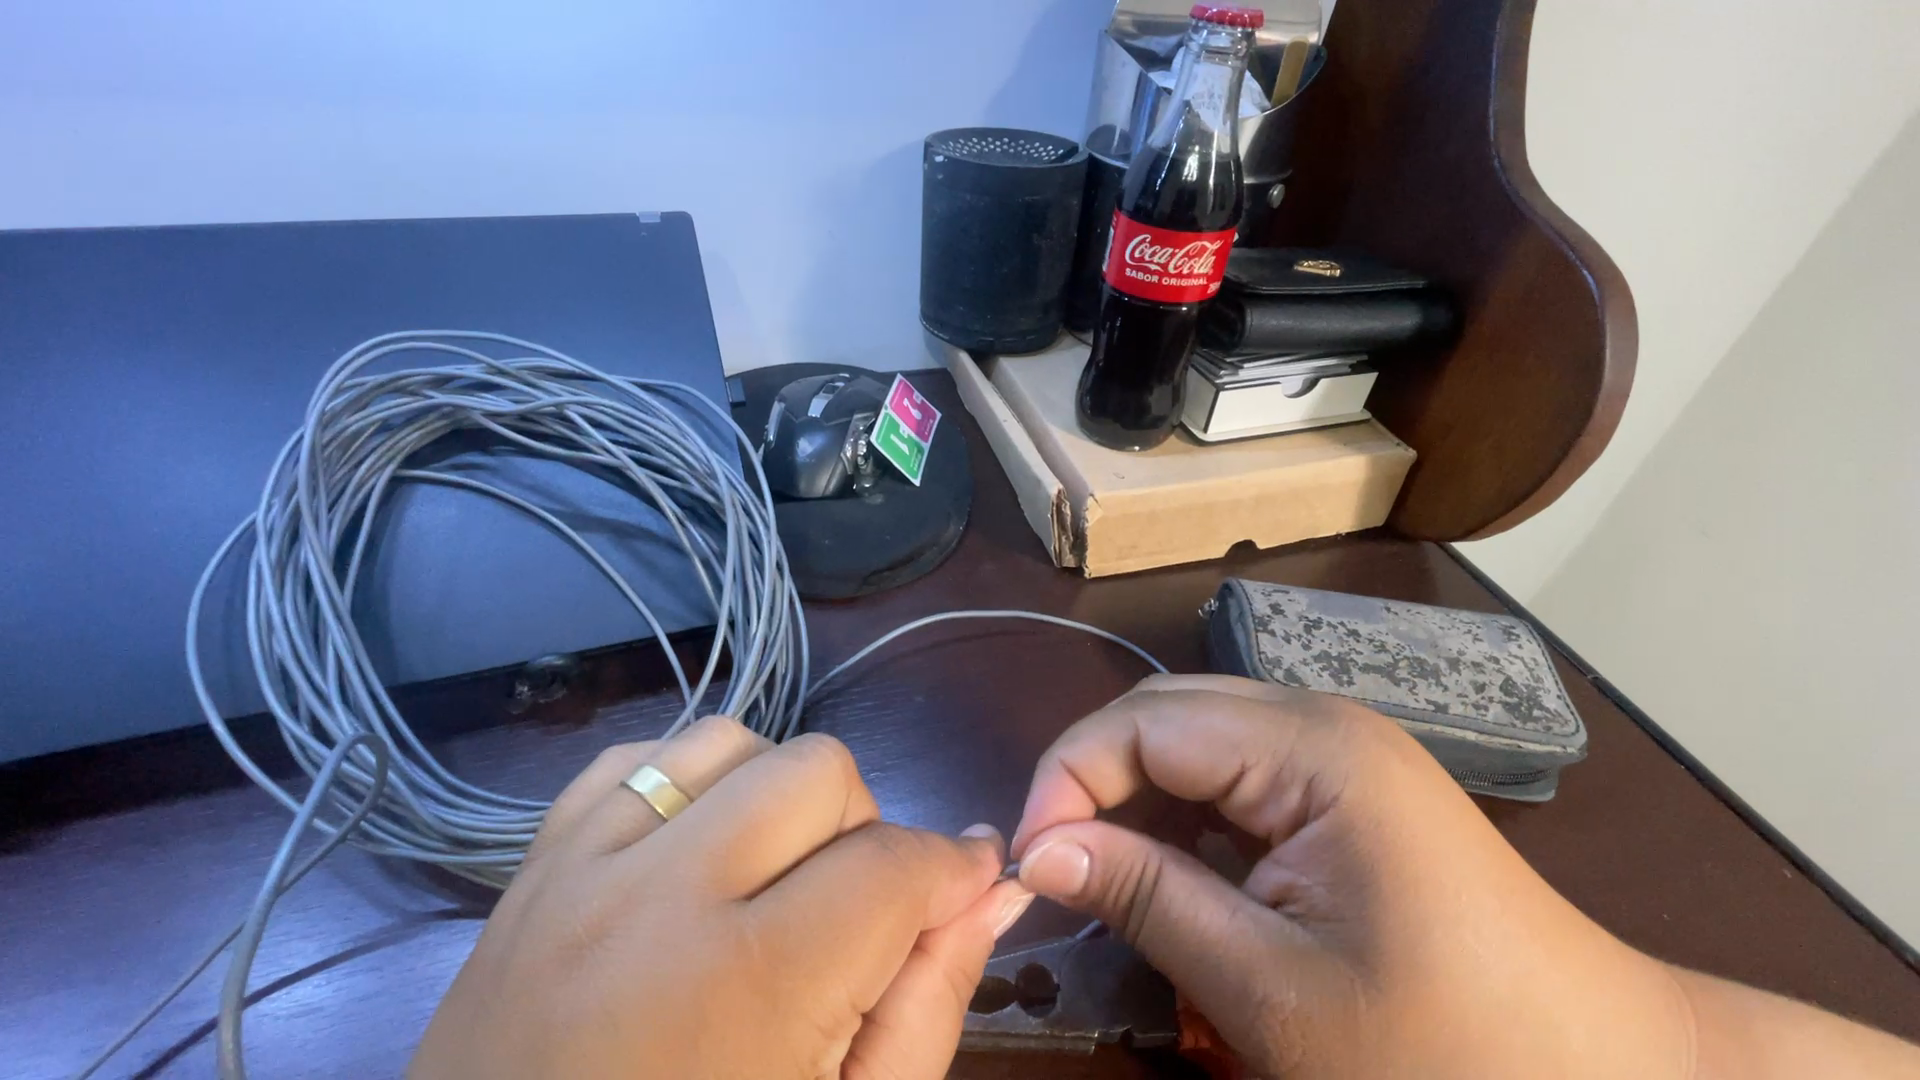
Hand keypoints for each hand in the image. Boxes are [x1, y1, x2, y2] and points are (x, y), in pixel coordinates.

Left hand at [411, 716, 1034, 1079]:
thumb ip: (929, 1002)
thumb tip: (989, 884)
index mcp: (747, 986)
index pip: (894, 863)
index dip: (953, 872)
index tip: (965, 893)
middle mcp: (657, 897)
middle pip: (817, 769)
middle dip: (860, 833)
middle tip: (845, 919)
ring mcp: (579, 870)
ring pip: (728, 741)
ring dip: (774, 798)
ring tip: (766, 884)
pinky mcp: (530, 867)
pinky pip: (637, 760)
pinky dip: (688, 788)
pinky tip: (692, 857)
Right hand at [1009, 674, 1696, 1078]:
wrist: (1616, 1077)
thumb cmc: (1451, 1053)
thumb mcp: (1274, 989)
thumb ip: (1148, 898)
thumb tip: (1039, 850)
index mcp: (1310, 748)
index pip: (1143, 723)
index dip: (1068, 780)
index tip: (1029, 863)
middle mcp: (1318, 719)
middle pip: (1163, 714)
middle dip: (1093, 778)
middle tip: (1055, 864)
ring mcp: (1335, 746)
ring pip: (1191, 736)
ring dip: (1133, 795)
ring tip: (1102, 873)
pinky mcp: (1340, 782)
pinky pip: (1230, 770)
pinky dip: (1180, 813)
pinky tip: (1170, 871)